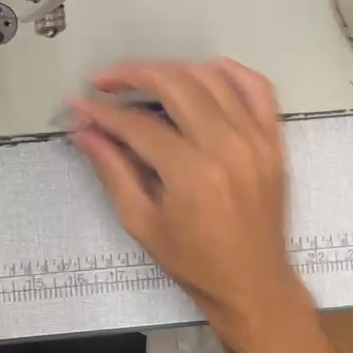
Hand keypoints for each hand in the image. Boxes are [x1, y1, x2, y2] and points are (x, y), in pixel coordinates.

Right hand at [69, 59, 310, 335]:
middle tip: (104, 81)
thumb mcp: (140, 221)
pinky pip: (256, 88)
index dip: (102, 111)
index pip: (137, 124)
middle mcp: (226, 146)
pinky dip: (229, 72)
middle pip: (175, 85)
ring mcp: (255, 139)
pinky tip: (202, 70)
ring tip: (142, 79)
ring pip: (211, 78)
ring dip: (171, 70)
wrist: (251, 282)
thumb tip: (84, 133)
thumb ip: (112, 171)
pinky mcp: (272, 140)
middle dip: (132, 76)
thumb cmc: (192, 261)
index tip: (79, 104)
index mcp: (191, 172)